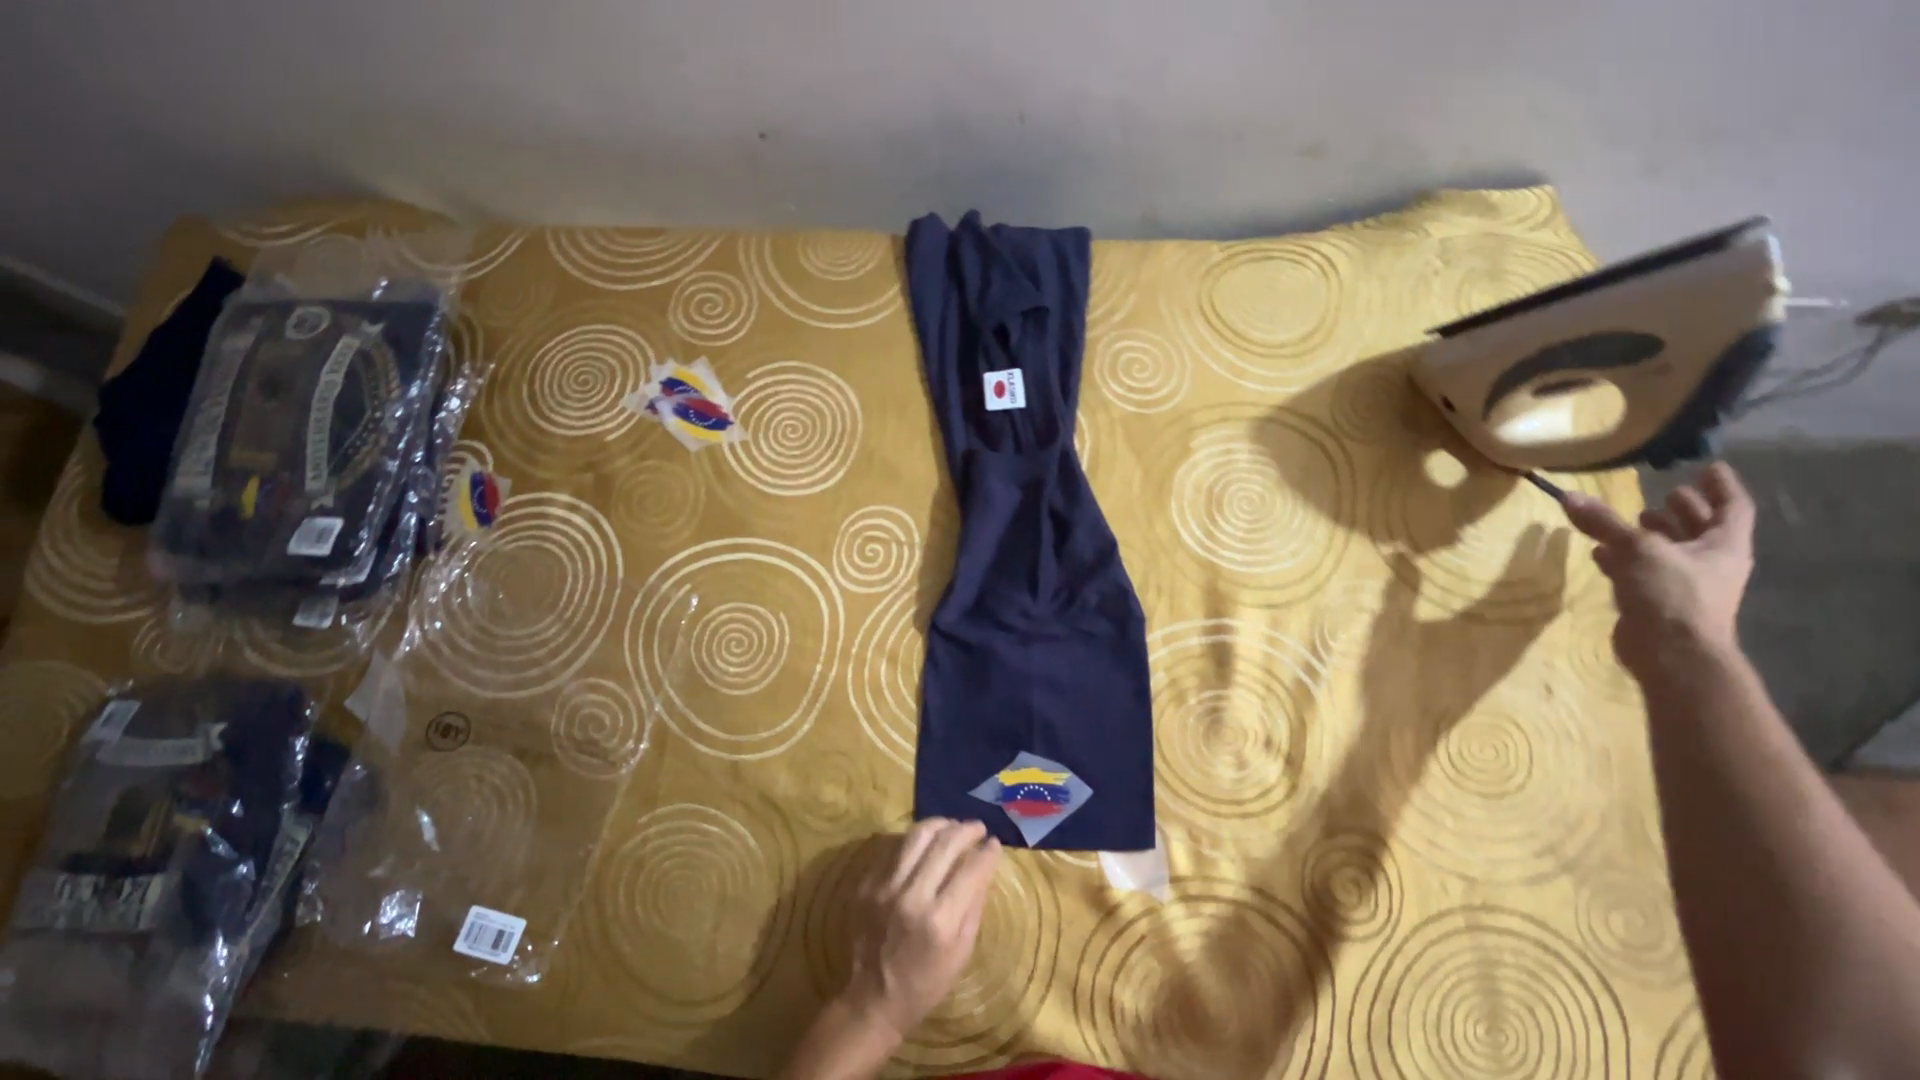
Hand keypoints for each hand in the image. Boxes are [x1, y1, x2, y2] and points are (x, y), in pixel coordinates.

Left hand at [840, 818, 1000, 1039]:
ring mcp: (883, 887)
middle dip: (966, 830)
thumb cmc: (926, 983)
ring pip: (915, 837)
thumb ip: (974, 904)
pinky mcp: (865, 884)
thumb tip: (986, 865)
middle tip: (978, 827)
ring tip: (952, 826)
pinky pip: (893, 849)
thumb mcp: (962, 952)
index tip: (995, 844)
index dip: (987, 852)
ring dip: (939, 825)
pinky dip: (914, 841)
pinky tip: (925, 844)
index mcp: (940, 920)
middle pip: (944, 844)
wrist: (872, 999)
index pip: (970, 869)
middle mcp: (910, 897)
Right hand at [1561, 462, 1755, 674]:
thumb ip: (1603, 523)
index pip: (1733, 507)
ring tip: (1633, 520)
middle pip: (1702, 530)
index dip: (1722, 486)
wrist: (1672, 655)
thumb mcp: (1637, 550)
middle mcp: (1710, 563)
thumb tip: (1569, 496)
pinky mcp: (1658, 604)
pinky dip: (1625, 560)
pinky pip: (1643, 572)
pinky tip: (1601, 554)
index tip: (1709, 468)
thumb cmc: (1672, 594)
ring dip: (1654, 536)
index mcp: (1723, 546)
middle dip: (1686, 511)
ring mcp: (1686, 586)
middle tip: (1669, 493)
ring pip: (1671, 552)